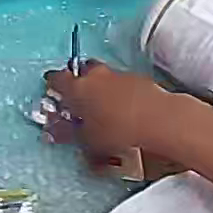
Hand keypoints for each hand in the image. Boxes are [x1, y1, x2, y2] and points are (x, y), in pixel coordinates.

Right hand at [44, 63, 179, 155]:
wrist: (161, 121)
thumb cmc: (116, 132)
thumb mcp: (87, 141)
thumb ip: (68, 134)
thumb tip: (53, 132)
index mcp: (77, 87)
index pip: (56, 79)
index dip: (52, 85)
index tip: (51, 92)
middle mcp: (97, 75)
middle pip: (83, 71)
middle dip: (79, 82)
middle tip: (78, 100)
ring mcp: (120, 75)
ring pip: (104, 77)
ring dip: (101, 88)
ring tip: (104, 110)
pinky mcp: (141, 80)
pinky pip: (123, 84)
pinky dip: (120, 94)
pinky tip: (125, 111)